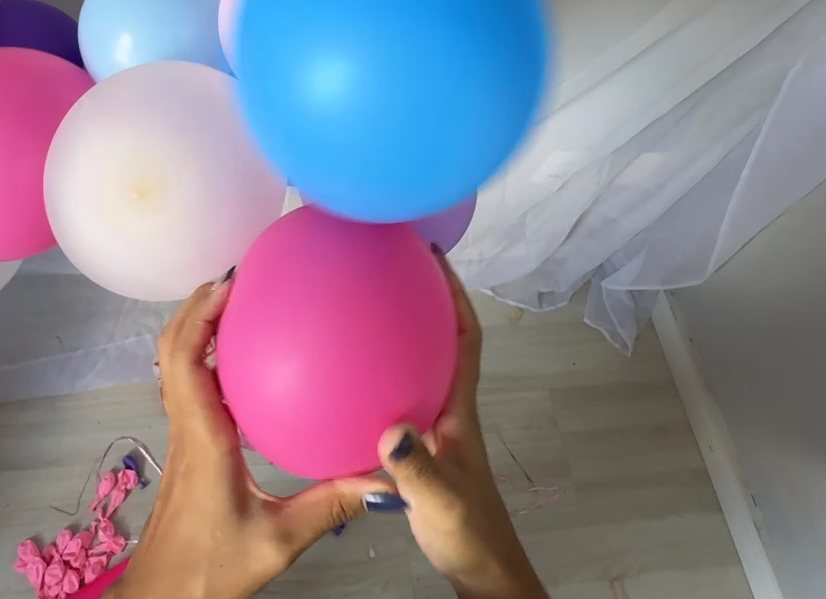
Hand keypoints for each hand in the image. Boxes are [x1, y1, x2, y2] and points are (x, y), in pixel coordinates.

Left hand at [112, 277, 388, 598]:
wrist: (164, 598)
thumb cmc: (211, 568)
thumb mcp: (278, 540)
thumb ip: (330, 506)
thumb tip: (382, 479)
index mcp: (202, 435)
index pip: (185, 359)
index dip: (200, 313)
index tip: (231, 280)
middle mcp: (186, 423)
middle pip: (172, 346)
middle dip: (197, 304)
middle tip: (238, 276)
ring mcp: (182, 432)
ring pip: (175, 361)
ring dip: (196, 323)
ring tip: (238, 301)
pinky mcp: (187, 442)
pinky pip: (190, 382)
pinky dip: (207, 354)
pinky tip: (248, 358)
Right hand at [372, 258, 546, 598]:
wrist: (481, 569)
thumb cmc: (469, 532)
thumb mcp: (441, 501)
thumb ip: (417, 468)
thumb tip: (390, 427)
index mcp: (460, 407)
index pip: (465, 336)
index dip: (455, 294)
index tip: (435, 258)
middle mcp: (449, 406)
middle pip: (442, 338)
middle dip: (425, 299)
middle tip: (393, 269)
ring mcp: (435, 425)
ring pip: (419, 364)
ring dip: (402, 334)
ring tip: (363, 310)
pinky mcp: (420, 445)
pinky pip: (398, 395)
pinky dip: (377, 379)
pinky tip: (344, 383)